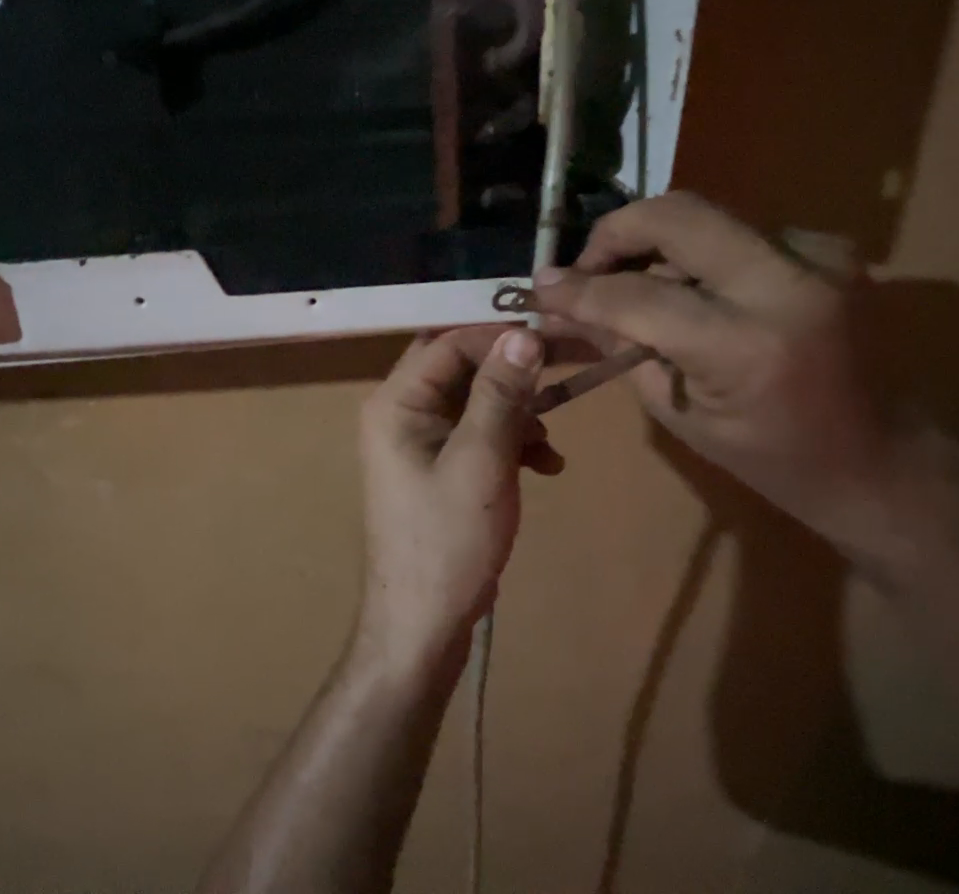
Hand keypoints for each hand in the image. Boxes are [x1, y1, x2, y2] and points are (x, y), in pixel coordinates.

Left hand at [355, 326, 562, 659]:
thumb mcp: (481, 461)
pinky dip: (512, 442)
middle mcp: (399, 414)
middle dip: (511, 372)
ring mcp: (418, 444)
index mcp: (395, 404)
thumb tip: (524, 334)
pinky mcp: (438, 470)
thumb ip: (501, 395)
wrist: (424, 623)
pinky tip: (545, 465)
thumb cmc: (448, 540)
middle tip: (563, 370)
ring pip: (474, 402)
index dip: (499, 336)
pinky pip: (477, 436)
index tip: (554, 339)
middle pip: (460, 369)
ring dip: (516, 412)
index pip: (447, 342)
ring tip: (548, 441)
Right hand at [531, 192, 906, 541]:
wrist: (877, 460)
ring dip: (656, 242)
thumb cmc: (770, 460)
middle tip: (586, 266)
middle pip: (678, 214)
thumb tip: (565, 304)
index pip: (638, 294)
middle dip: (616, 232)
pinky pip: (737, 232)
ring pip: (706, 215)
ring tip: (631, 281)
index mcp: (749, 343)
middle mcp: (790, 281)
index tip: (541, 285)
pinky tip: (691, 291)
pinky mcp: (829, 247)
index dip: (580, 286)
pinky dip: (699, 254)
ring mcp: (819, 254)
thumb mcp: (679, 413)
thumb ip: (621, 347)